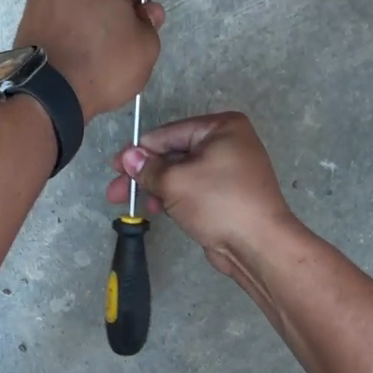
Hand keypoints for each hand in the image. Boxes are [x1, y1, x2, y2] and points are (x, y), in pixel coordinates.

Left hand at [14, 0, 165, 119]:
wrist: (48, 92)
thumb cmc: (103, 62)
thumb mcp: (145, 46)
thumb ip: (150, 22)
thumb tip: (147, 12)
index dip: (135, 6)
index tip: (133, 29)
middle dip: (109, 8)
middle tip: (114, 42)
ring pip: (78, 2)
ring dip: (88, 19)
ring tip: (92, 51)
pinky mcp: (27, 13)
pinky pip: (59, 17)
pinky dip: (69, 30)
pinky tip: (74, 53)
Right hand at [105, 112, 297, 278]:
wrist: (258, 245)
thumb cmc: (219, 202)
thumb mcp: (175, 181)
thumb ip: (148, 168)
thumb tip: (128, 157)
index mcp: (222, 127)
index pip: (169, 133)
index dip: (140, 151)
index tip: (115, 167)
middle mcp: (228, 143)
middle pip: (175, 154)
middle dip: (145, 173)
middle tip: (116, 191)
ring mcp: (229, 171)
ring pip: (182, 174)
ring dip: (156, 187)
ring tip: (133, 203)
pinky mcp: (227, 195)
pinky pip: (193, 190)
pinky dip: (174, 197)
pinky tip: (157, 209)